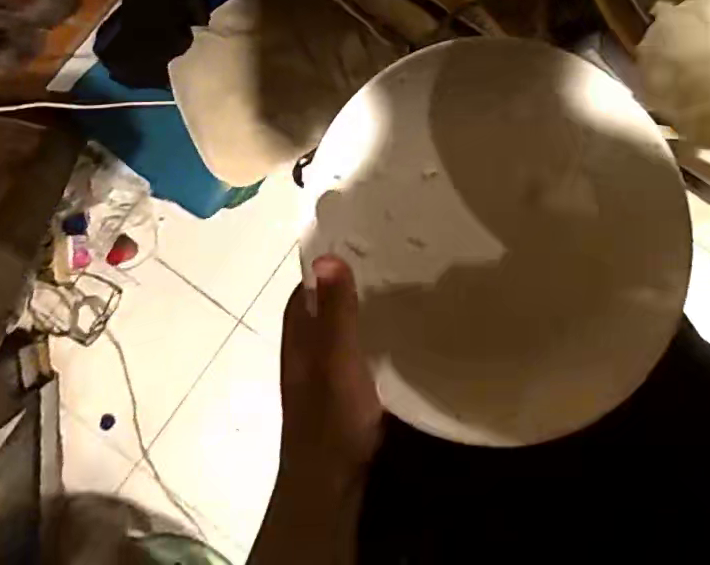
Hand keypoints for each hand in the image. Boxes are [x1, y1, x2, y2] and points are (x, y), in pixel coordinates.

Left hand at [250, 255, 381, 564]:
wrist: (333, 481)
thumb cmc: (331, 417)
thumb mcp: (336, 360)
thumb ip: (333, 313)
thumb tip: (326, 256)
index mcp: (299, 328)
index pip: (312, 277)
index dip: (335, 252)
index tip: (372, 229)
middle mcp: (308, 338)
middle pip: (330, 293)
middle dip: (357, 271)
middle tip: (401, 247)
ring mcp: (326, 359)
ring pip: (346, 313)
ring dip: (369, 296)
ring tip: (410, 274)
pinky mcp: (346, 376)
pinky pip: (361, 334)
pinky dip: (377, 321)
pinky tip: (405, 318)